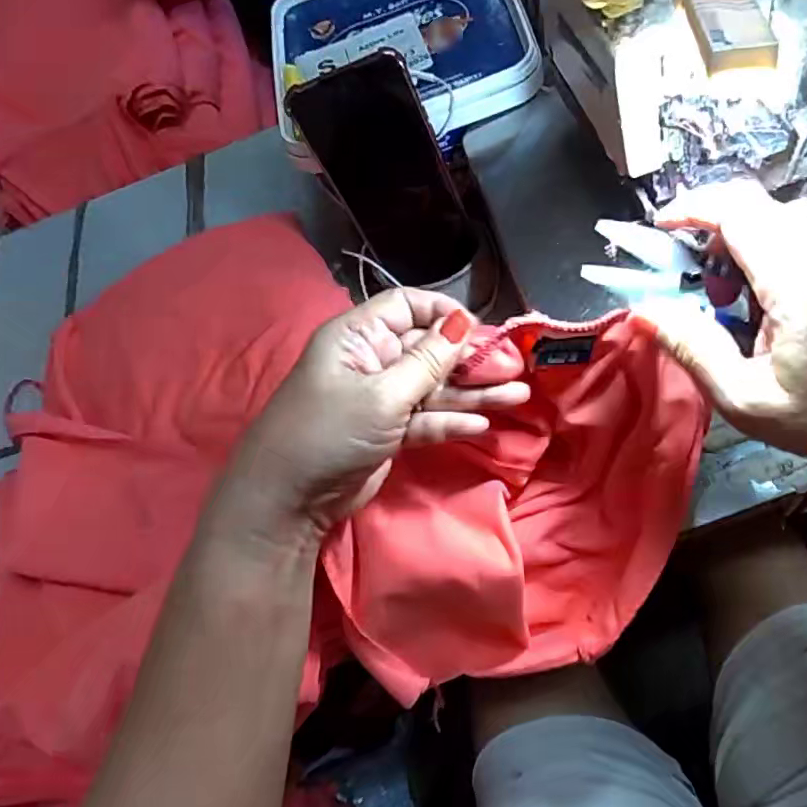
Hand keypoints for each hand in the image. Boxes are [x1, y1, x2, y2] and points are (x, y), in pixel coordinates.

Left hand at [219, 289, 529, 546]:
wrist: (289, 500)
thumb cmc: (330, 431)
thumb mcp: (383, 393)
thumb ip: (428, 360)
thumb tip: (463, 321)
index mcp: (359, 337)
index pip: (407, 306)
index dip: (444, 312)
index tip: (479, 328)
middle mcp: (373, 361)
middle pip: (430, 349)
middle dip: (471, 358)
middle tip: (514, 367)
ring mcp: (383, 398)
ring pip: (436, 387)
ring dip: (473, 392)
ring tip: (518, 396)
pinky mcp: (390, 431)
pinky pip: (428, 419)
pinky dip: (451, 422)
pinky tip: (481, 425)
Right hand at [636, 179, 806, 500]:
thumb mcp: (754, 403)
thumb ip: (694, 350)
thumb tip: (647, 313)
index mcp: (803, 278)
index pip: (736, 206)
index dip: (690, 208)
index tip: (661, 232)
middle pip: (759, 215)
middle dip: (716, 243)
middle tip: (704, 296)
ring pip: (787, 232)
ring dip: (750, 260)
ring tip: (747, 319)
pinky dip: (783, 270)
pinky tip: (792, 321)